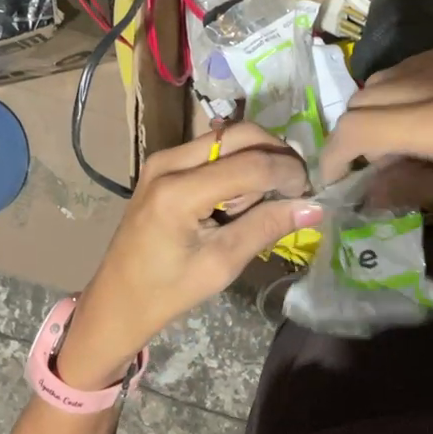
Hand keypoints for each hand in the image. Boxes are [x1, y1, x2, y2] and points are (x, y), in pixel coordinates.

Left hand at [57, 124, 321, 387]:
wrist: (118, 300)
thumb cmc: (168, 291)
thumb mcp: (221, 264)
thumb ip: (266, 227)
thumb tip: (315, 207)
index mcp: (179, 191)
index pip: (251, 163)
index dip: (288, 173)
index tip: (309, 194)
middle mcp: (169, 161)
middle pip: (240, 133)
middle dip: (276, 155)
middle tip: (294, 188)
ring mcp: (164, 158)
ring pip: (228, 136)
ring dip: (256, 158)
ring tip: (261, 201)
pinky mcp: (165, 163)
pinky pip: (213, 147)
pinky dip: (237, 162)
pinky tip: (239, 197)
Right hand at [320, 39, 432, 214]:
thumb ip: (419, 186)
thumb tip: (367, 190)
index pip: (358, 127)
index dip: (335, 155)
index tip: (335, 181)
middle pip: (361, 98)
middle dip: (351, 135)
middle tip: (367, 170)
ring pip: (383, 77)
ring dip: (374, 110)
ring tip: (394, 145)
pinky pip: (412, 64)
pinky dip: (400, 90)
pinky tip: (426, 115)